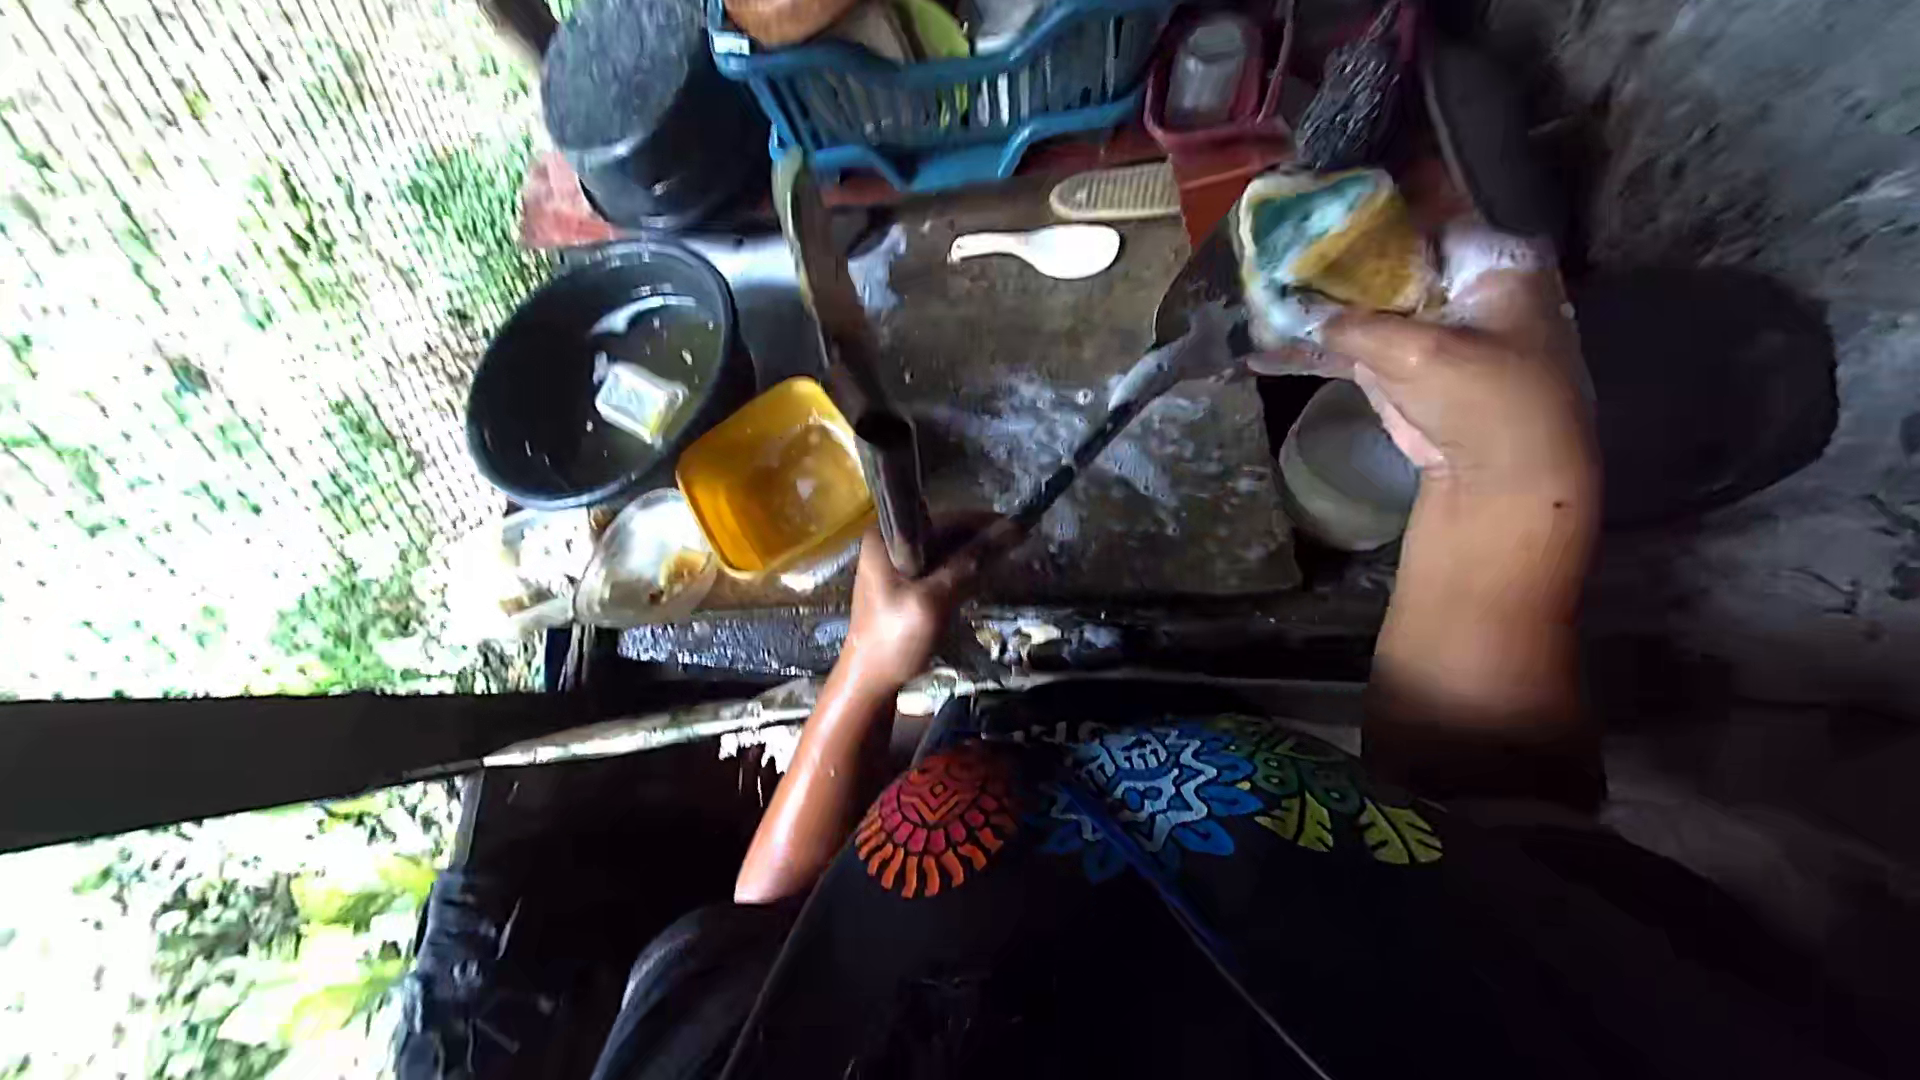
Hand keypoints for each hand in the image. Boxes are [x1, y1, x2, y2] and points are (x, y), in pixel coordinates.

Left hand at [841, 516, 1004, 688]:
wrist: (870, 682)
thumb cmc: (895, 639)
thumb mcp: (934, 599)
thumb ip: (969, 562)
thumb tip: (1009, 529)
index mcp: (884, 538)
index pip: (940, 519)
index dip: (979, 521)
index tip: (1015, 525)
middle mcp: (887, 544)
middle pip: (942, 532)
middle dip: (978, 536)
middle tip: (1018, 541)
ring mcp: (894, 565)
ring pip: (942, 550)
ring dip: (973, 553)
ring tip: (1009, 554)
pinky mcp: (903, 585)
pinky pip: (937, 568)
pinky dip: (961, 569)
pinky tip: (985, 573)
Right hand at [1252, 223, 1597, 502]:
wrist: (1494, 471)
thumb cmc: (1485, 397)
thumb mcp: (1419, 351)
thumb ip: (1352, 326)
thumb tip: (1292, 312)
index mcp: (1488, 261)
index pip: (1430, 210)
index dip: (1379, 200)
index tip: (1326, 193)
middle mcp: (1452, 286)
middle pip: (1382, 258)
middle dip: (1330, 257)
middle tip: (1276, 244)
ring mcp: (1419, 328)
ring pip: (1356, 306)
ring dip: (1310, 309)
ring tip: (1256, 299)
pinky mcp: (1393, 366)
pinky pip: (1344, 349)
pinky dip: (1308, 352)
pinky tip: (1262, 352)